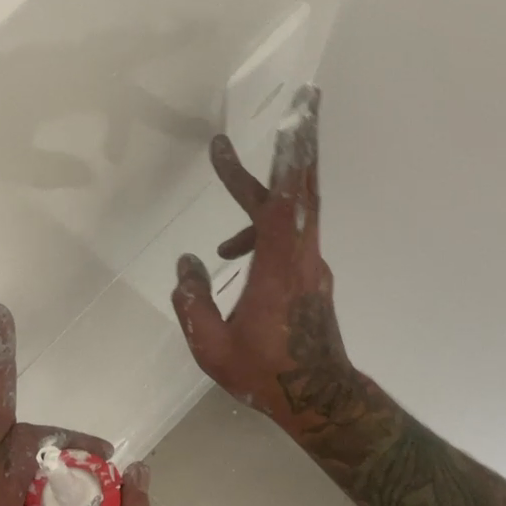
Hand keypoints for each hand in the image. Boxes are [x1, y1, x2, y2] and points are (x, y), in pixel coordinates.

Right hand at [171, 85, 360, 427]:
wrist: (319, 400)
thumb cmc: (266, 375)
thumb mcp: (214, 347)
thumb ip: (194, 303)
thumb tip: (186, 265)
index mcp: (280, 268)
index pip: (286, 199)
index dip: (290, 153)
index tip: (296, 113)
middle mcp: (304, 257)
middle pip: (296, 191)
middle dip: (285, 146)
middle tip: (281, 105)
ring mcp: (312, 267)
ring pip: (292, 212)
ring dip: (259, 191)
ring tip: (222, 188)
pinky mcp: (311, 278)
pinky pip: (287, 238)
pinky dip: (259, 233)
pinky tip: (231, 255)